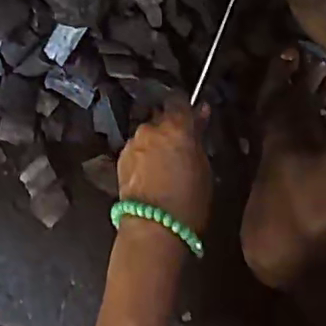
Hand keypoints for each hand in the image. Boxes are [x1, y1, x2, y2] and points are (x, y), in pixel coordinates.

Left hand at [117, 94, 211, 233]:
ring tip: (164, 166)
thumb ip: (198, 138)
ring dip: (155, 142)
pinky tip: (149, 174)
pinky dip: (143, 155)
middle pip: (161, 117)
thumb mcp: (204, 170)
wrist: (152, 226)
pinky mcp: (121, 155)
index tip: (192, 115)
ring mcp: (133, 140)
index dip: (184, 105)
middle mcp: (150, 127)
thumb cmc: (189, 201)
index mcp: (175, 127)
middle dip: (169, 127)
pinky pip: (136, 148)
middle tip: (180, 148)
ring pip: (147, 134)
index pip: (178, 99)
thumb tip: (199, 113)